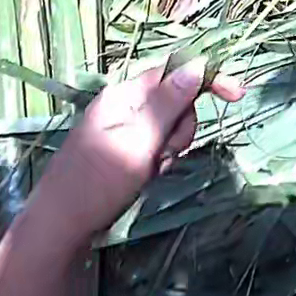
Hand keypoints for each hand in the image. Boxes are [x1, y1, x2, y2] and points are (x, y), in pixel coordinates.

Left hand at [38, 61, 245, 235]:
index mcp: (124, 93)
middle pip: (177, 99)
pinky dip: (161, 158)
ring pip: (171, 124)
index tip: (238, 95)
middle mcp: (125, 103)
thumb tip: (197, 65)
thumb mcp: (138, 142)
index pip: (174, 71)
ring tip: (152, 168)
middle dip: (182, 127)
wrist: (58, 230)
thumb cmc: (95, 184)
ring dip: (172, 145)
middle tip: (166, 154)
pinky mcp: (125, 146)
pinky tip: (147, 175)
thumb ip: (168, 104)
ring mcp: (124, 125)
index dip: (207, 79)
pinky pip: (158, 142)